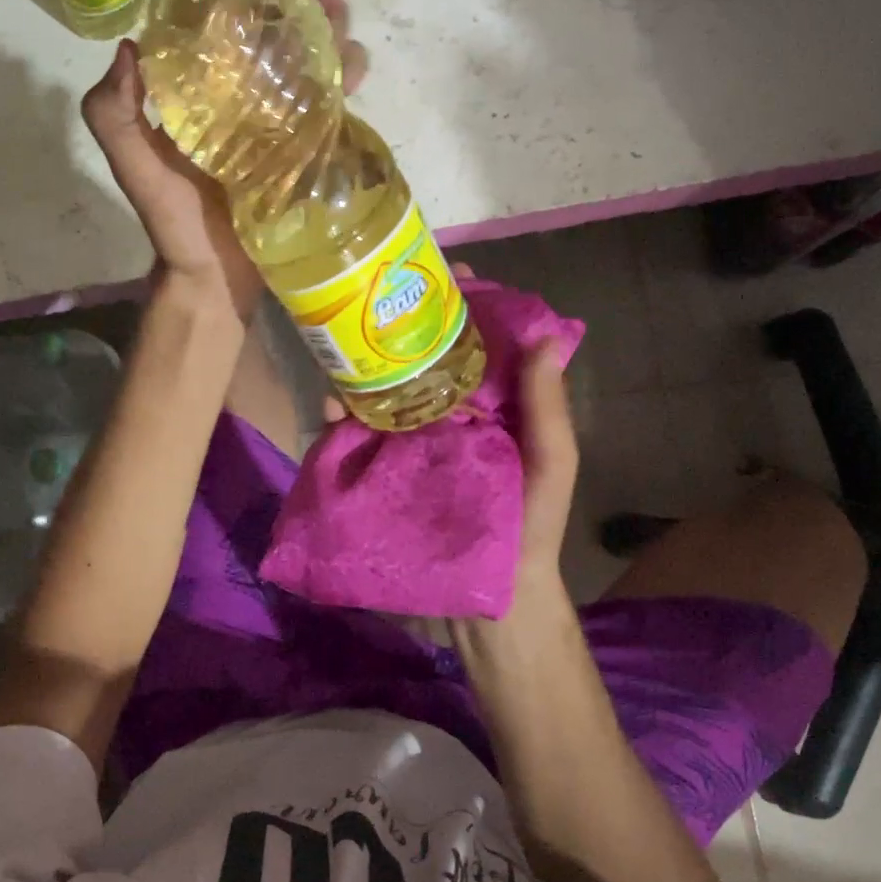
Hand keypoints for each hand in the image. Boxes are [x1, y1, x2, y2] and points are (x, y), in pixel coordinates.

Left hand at [80, 0, 367, 312]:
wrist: (212, 278)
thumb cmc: (174, 224)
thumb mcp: (134, 168)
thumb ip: (114, 115)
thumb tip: (128, 49)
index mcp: (199, 86)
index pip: (227, 12)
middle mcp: (240, 93)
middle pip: (278, 21)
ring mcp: (278, 117)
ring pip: (311, 50)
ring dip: (329, 19)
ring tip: (336, 8)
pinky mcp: (306, 145)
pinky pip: (332, 98)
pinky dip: (346, 72)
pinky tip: (351, 63)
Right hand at [323, 263, 577, 597]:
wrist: (493, 604)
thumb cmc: (531, 530)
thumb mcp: (551, 466)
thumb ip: (547, 408)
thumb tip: (546, 335)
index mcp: (488, 409)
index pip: (472, 346)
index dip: (458, 309)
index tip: (440, 277)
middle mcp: (445, 419)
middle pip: (417, 364)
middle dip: (393, 337)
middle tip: (370, 314)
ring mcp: (409, 448)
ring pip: (380, 398)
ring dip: (359, 379)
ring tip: (341, 369)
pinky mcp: (381, 478)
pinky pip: (357, 443)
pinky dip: (340, 425)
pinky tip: (330, 414)